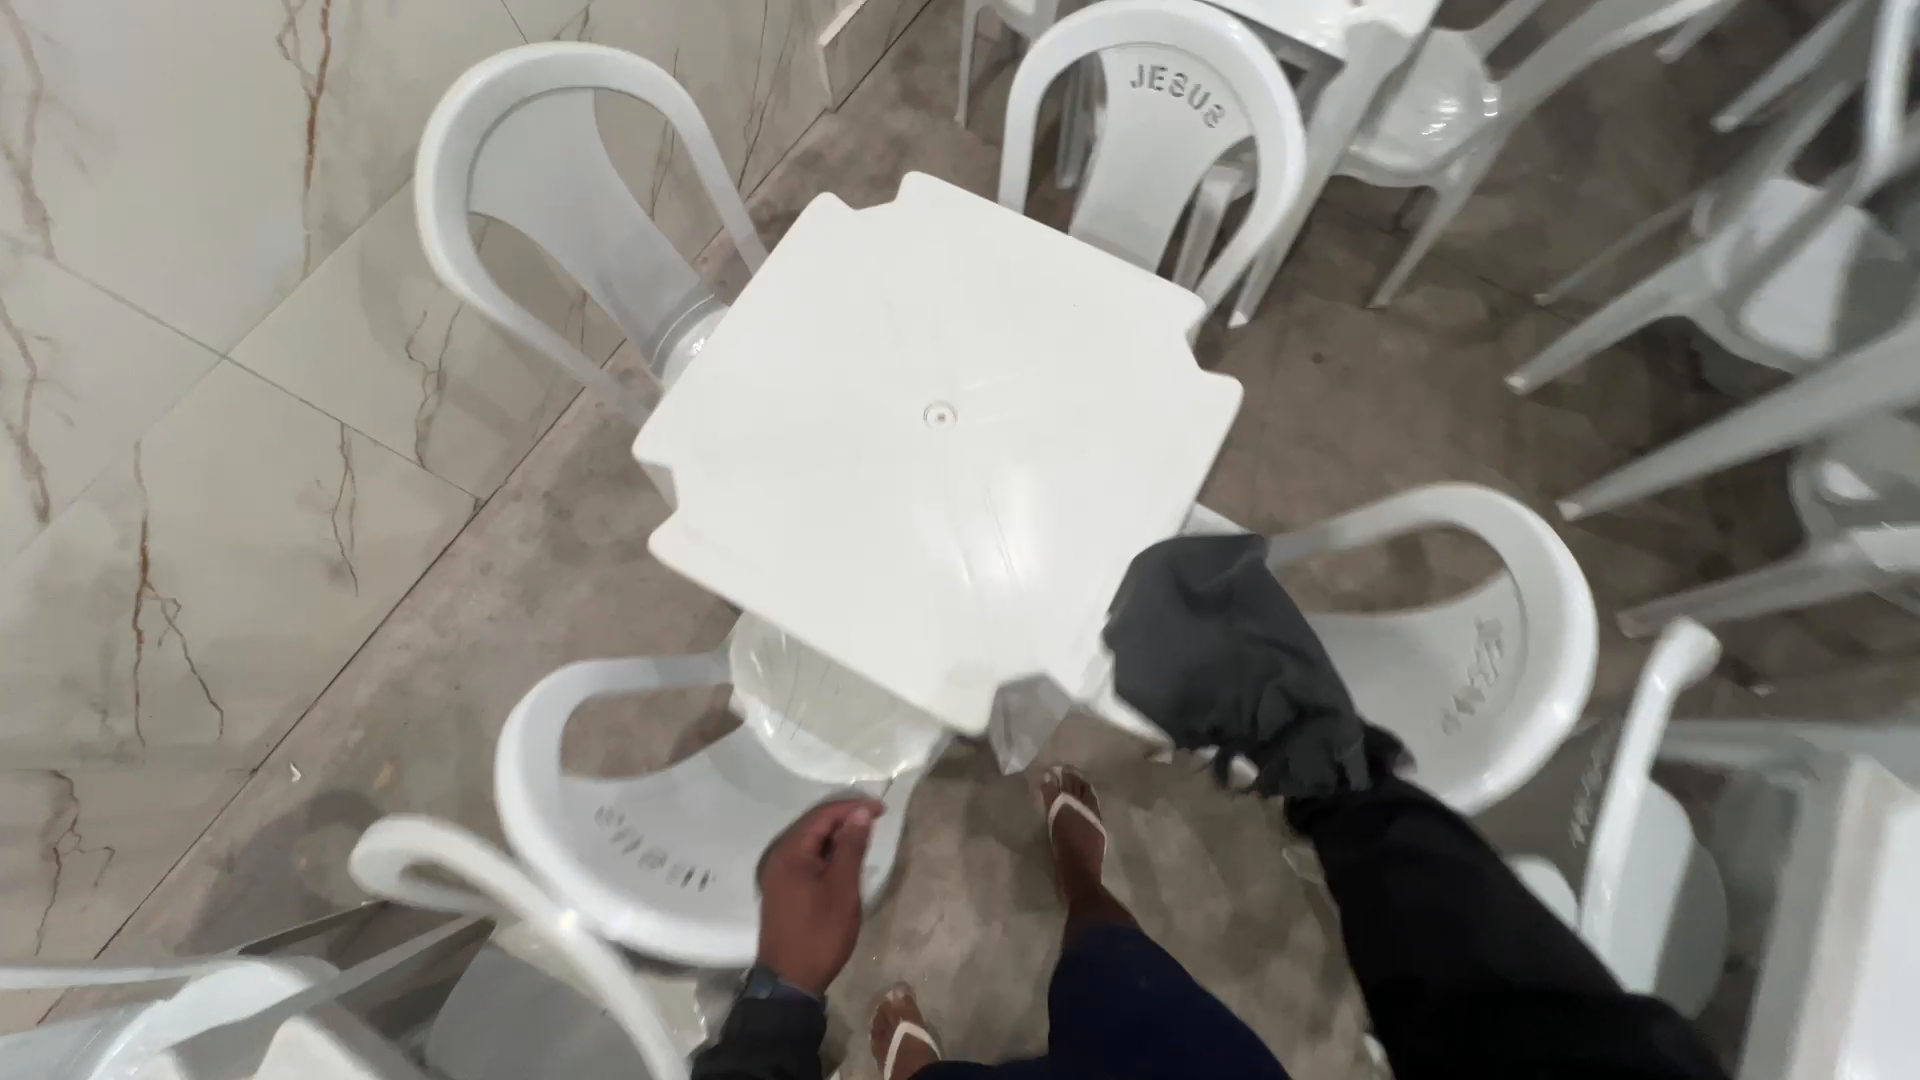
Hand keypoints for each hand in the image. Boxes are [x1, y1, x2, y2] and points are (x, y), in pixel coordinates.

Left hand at [757, 798, 884, 995]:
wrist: (791, 983)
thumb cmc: (820, 932)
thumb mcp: (842, 887)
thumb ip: (851, 846)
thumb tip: (861, 813)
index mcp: (790, 851)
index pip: (824, 814)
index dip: (853, 807)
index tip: (882, 810)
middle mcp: (779, 856)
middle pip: (815, 825)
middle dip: (845, 818)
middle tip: (876, 821)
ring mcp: (779, 873)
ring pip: (812, 842)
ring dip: (837, 836)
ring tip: (865, 838)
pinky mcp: (783, 888)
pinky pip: (807, 858)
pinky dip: (827, 853)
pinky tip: (845, 860)